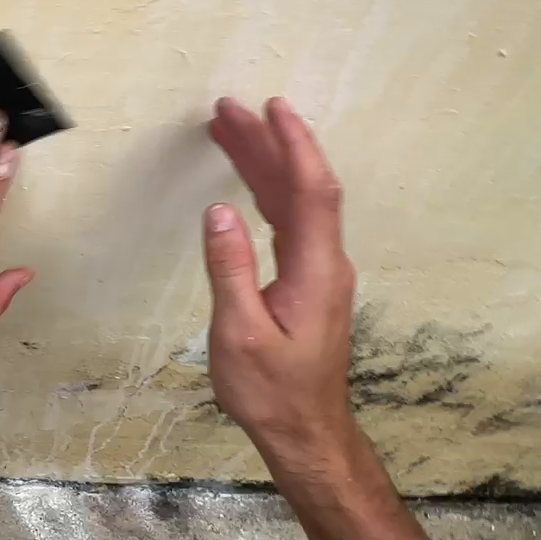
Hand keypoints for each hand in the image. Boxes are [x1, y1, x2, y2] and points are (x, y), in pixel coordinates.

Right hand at [202, 97, 359, 470]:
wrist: (304, 431)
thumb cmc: (270, 389)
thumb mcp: (239, 333)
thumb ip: (230, 269)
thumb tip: (216, 209)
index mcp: (315, 270)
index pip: (311, 192)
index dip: (294, 146)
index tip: (272, 109)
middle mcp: (324, 261)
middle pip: (300, 187)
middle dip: (268, 143)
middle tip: (228, 109)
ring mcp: (317, 269)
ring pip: (292, 199)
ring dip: (263, 162)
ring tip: (227, 130)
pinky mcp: (304, 277)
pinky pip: (285, 217)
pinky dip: (263, 188)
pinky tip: (243, 177)